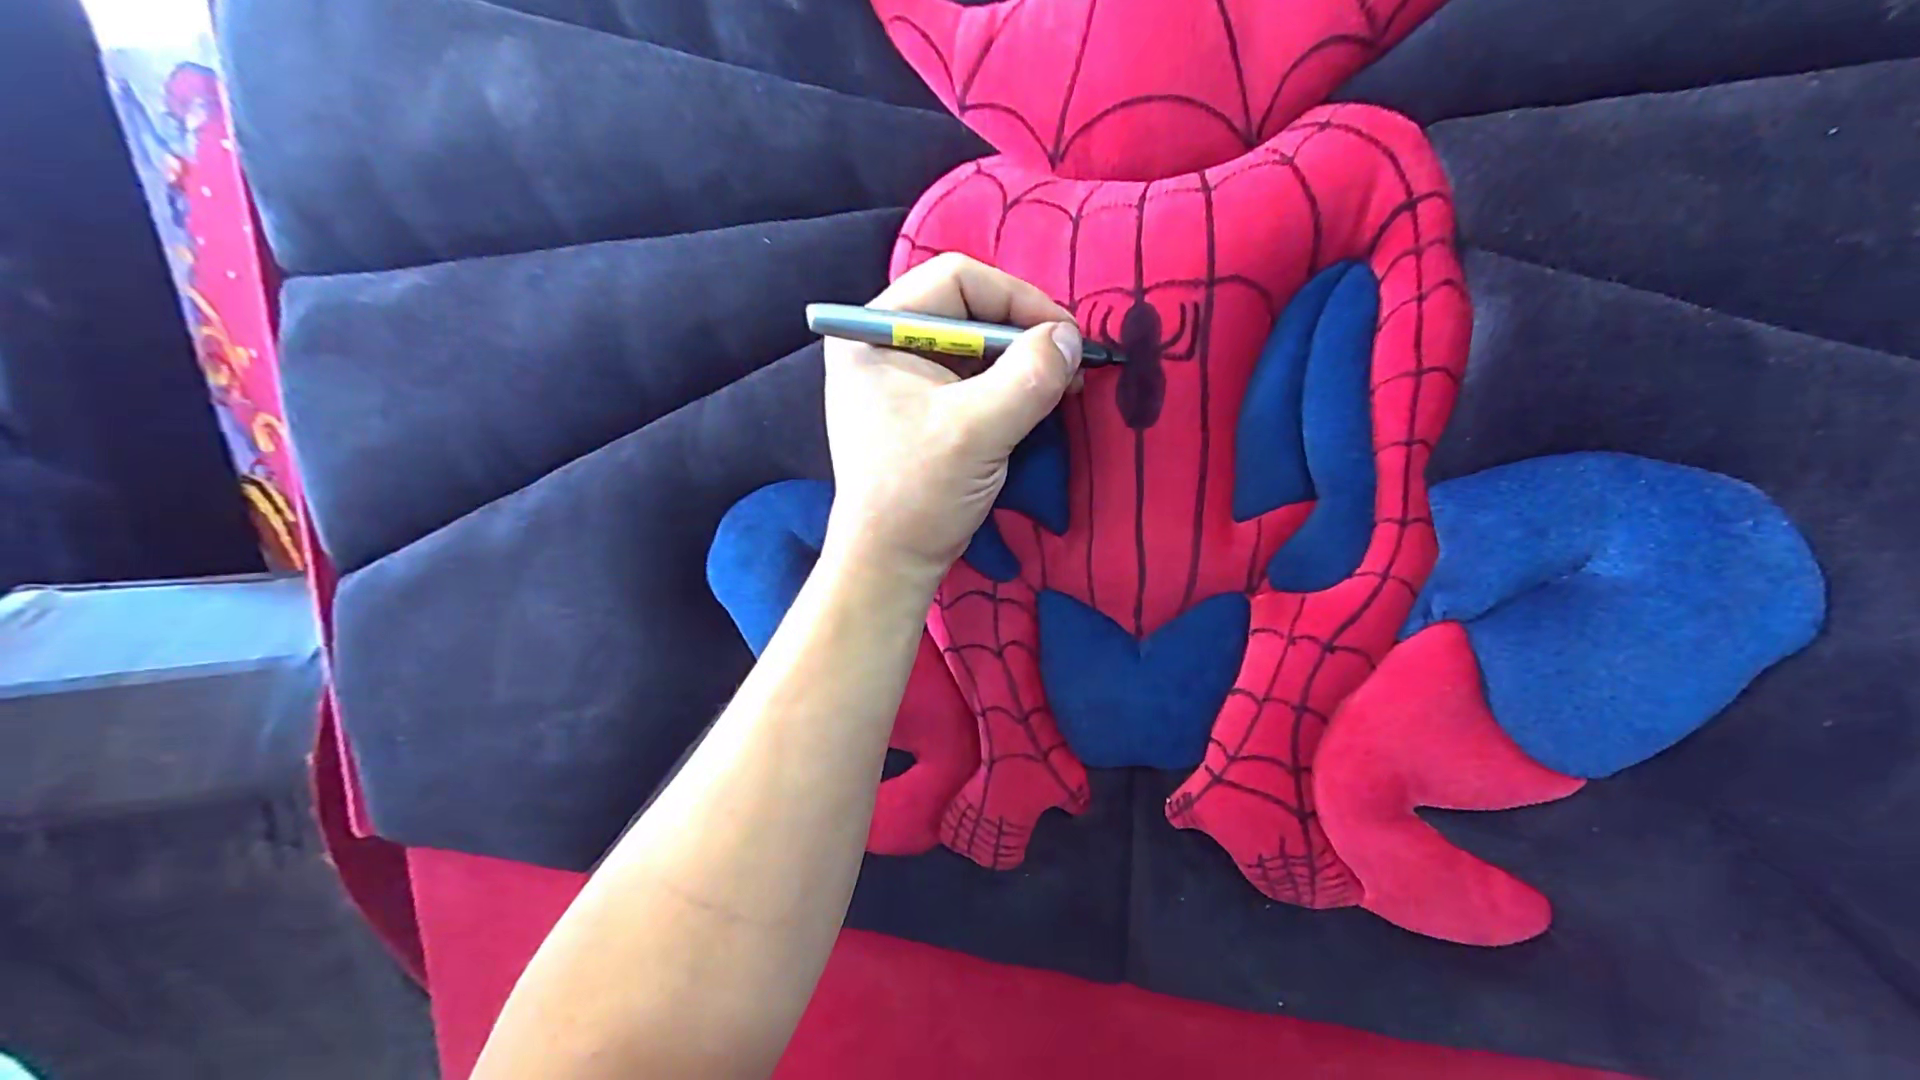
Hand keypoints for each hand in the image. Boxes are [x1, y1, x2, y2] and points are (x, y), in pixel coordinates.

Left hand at [822, 253, 1082, 587]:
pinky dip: (1009, 385)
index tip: (1063, 335)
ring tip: (1060, 386)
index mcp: (873, 333)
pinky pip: (973, 376)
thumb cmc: (918, 493)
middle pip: (968, 308)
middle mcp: (882, 343)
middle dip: (1023, 333)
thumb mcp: (977, 430)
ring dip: (1022, 361)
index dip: (1017, 299)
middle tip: (1067, 362)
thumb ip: (1030, 376)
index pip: (956, 280)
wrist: (890, 562)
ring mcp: (901, 376)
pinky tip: (1036, 403)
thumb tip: (1071, 337)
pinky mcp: (921, 407)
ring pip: (976, 344)